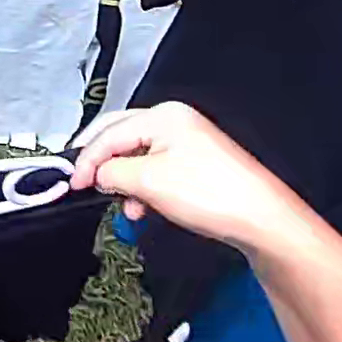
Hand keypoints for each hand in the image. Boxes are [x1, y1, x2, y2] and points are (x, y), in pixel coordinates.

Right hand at [69, 102, 314, 255]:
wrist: (267, 225)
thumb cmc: (212, 195)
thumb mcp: (146, 182)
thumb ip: (109, 172)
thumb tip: (96, 173)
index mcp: (163, 116)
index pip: (108, 133)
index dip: (86, 159)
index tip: (74, 182)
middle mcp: (174, 121)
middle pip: (119, 138)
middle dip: (102, 163)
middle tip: (84, 182)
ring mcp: (187, 141)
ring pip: (136, 155)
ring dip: (123, 180)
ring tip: (123, 203)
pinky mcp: (197, 163)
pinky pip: (154, 168)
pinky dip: (142, 186)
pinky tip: (143, 206)